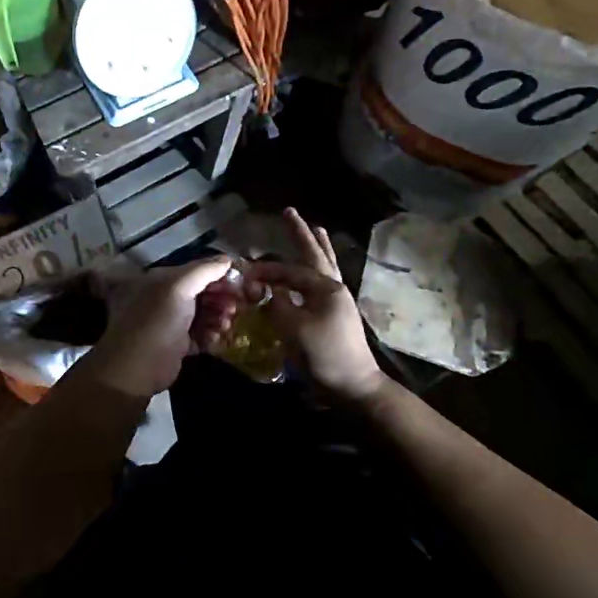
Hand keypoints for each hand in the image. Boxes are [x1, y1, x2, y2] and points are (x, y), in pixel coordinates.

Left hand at [76, 255, 237, 398]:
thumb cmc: (158, 321)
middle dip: (223, 298)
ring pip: (205, 314)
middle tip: (238, 307)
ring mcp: (173, 322)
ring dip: (219, 317)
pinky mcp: (178, 344)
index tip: (242, 283)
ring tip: (227, 324)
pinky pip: (201, 334)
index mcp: (163, 280)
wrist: (138, 368)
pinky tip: (217, 338)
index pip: (197, 271)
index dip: (220, 275)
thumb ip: (204, 271)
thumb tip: (228, 259)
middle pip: (203, 293)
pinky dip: (211, 335)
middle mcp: (167, 298)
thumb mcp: (179, 288)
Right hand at [246, 209, 387, 402]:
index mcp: (326, 288)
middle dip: (302, 234)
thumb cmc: (324, 355)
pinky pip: (324, 283)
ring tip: (316, 228)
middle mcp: (334, 288)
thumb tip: (267, 291)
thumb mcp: (294, 329)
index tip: (245, 275)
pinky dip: (318, 269)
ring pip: (325, 265)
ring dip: (318, 246)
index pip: (290, 271)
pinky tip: (315, 271)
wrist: (352, 386)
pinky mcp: (336, 315)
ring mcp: (338, 301)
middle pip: (316, 254)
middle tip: (290, 212)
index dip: (266, 271)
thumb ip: (278, 304)